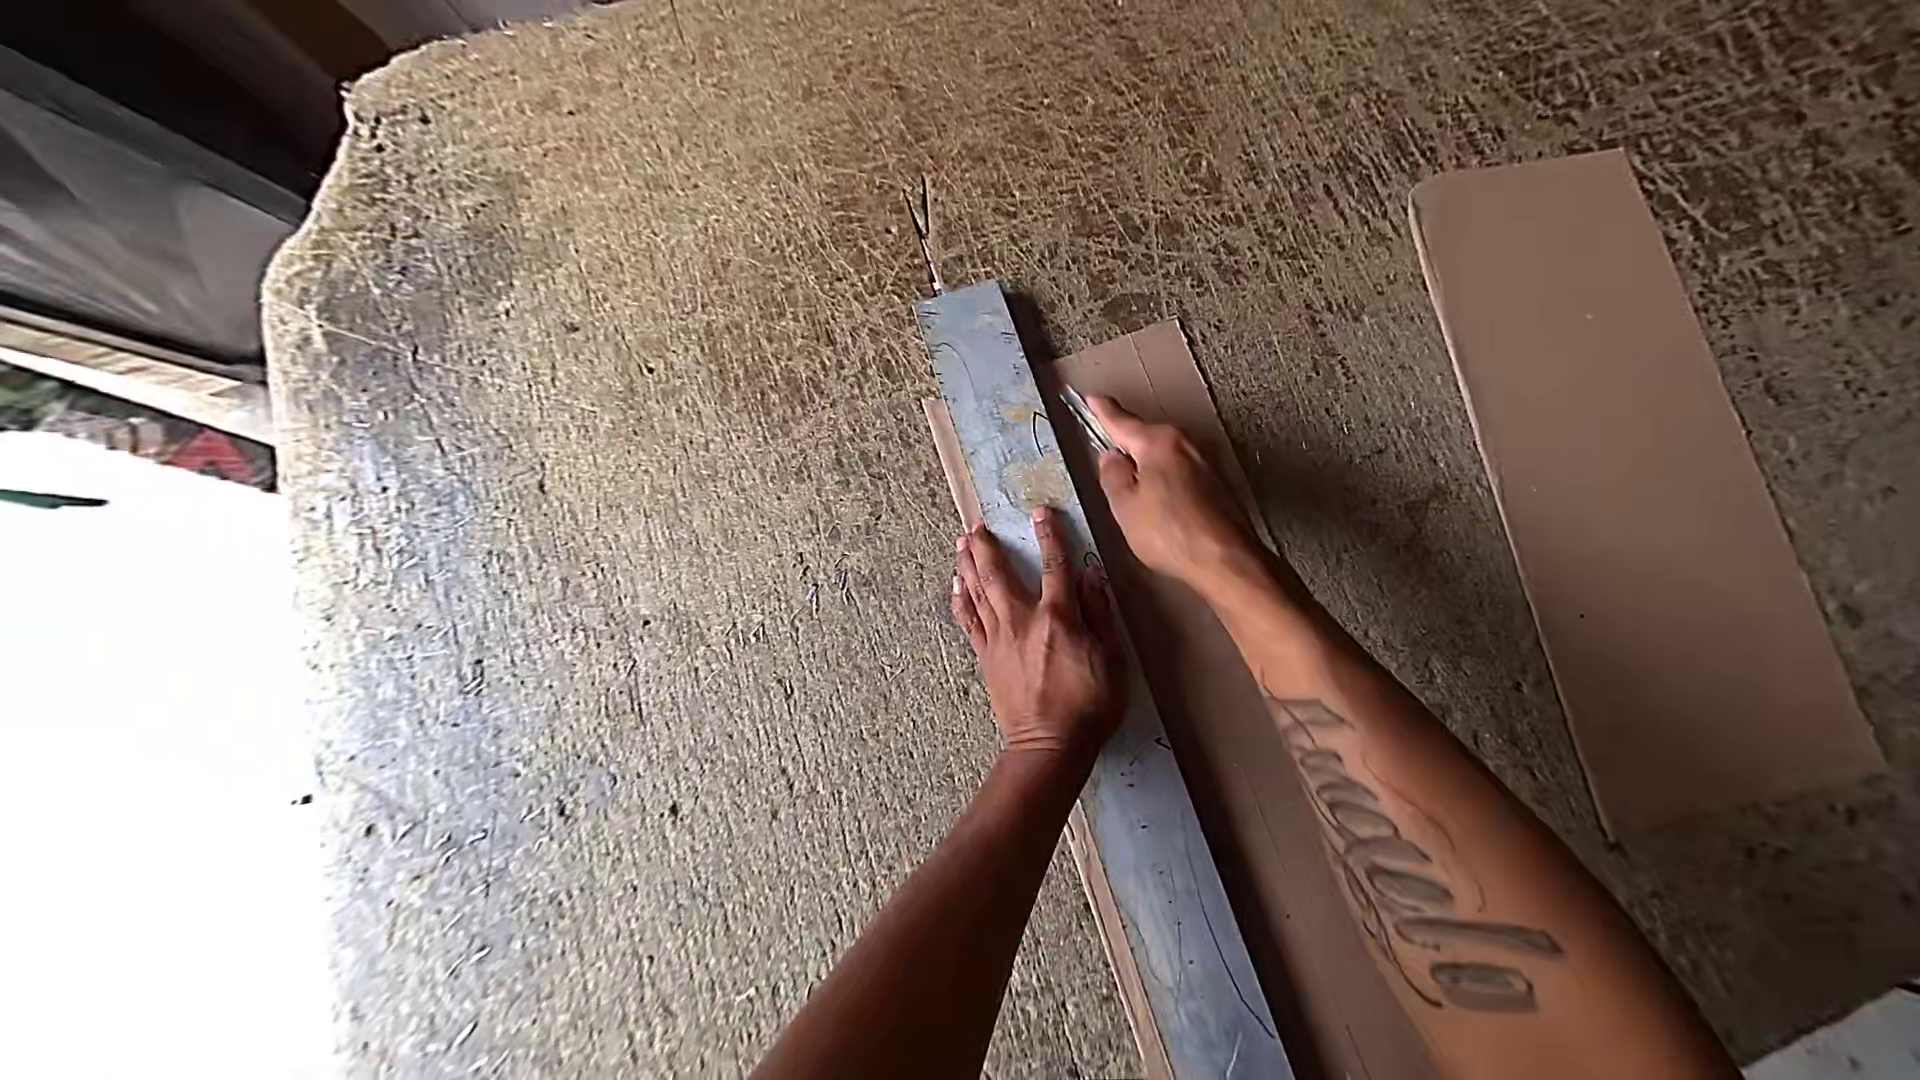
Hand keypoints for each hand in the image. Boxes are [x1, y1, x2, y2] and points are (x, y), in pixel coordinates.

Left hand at [952, 507, 1121, 760]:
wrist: (1049, 744)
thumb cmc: (1089, 703)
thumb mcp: (1110, 657)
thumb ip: (1098, 613)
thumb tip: (1090, 574)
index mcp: (1057, 617)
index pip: (1054, 565)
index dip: (1048, 535)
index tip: (1040, 512)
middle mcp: (1022, 620)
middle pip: (999, 572)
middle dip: (986, 544)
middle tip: (975, 523)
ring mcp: (998, 638)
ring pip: (978, 591)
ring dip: (968, 564)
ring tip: (961, 542)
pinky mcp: (985, 656)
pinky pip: (968, 621)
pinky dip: (960, 600)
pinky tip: (955, 585)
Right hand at [1088, 394, 1260, 592]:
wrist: (1224, 561)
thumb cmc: (1171, 534)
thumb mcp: (1124, 505)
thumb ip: (1112, 475)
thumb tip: (1111, 458)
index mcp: (1158, 443)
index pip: (1123, 421)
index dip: (1103, 411)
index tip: (1094, 399)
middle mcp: (1186, 445)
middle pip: (1147, 439)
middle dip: (1128, 449)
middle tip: (1109, 464)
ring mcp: (1206, 464)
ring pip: (1165, 459)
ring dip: (1148, 471)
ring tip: (1135, 498)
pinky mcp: (1217, 485)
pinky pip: (1180, 475)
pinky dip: (1166, 485)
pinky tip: (1161, 509)